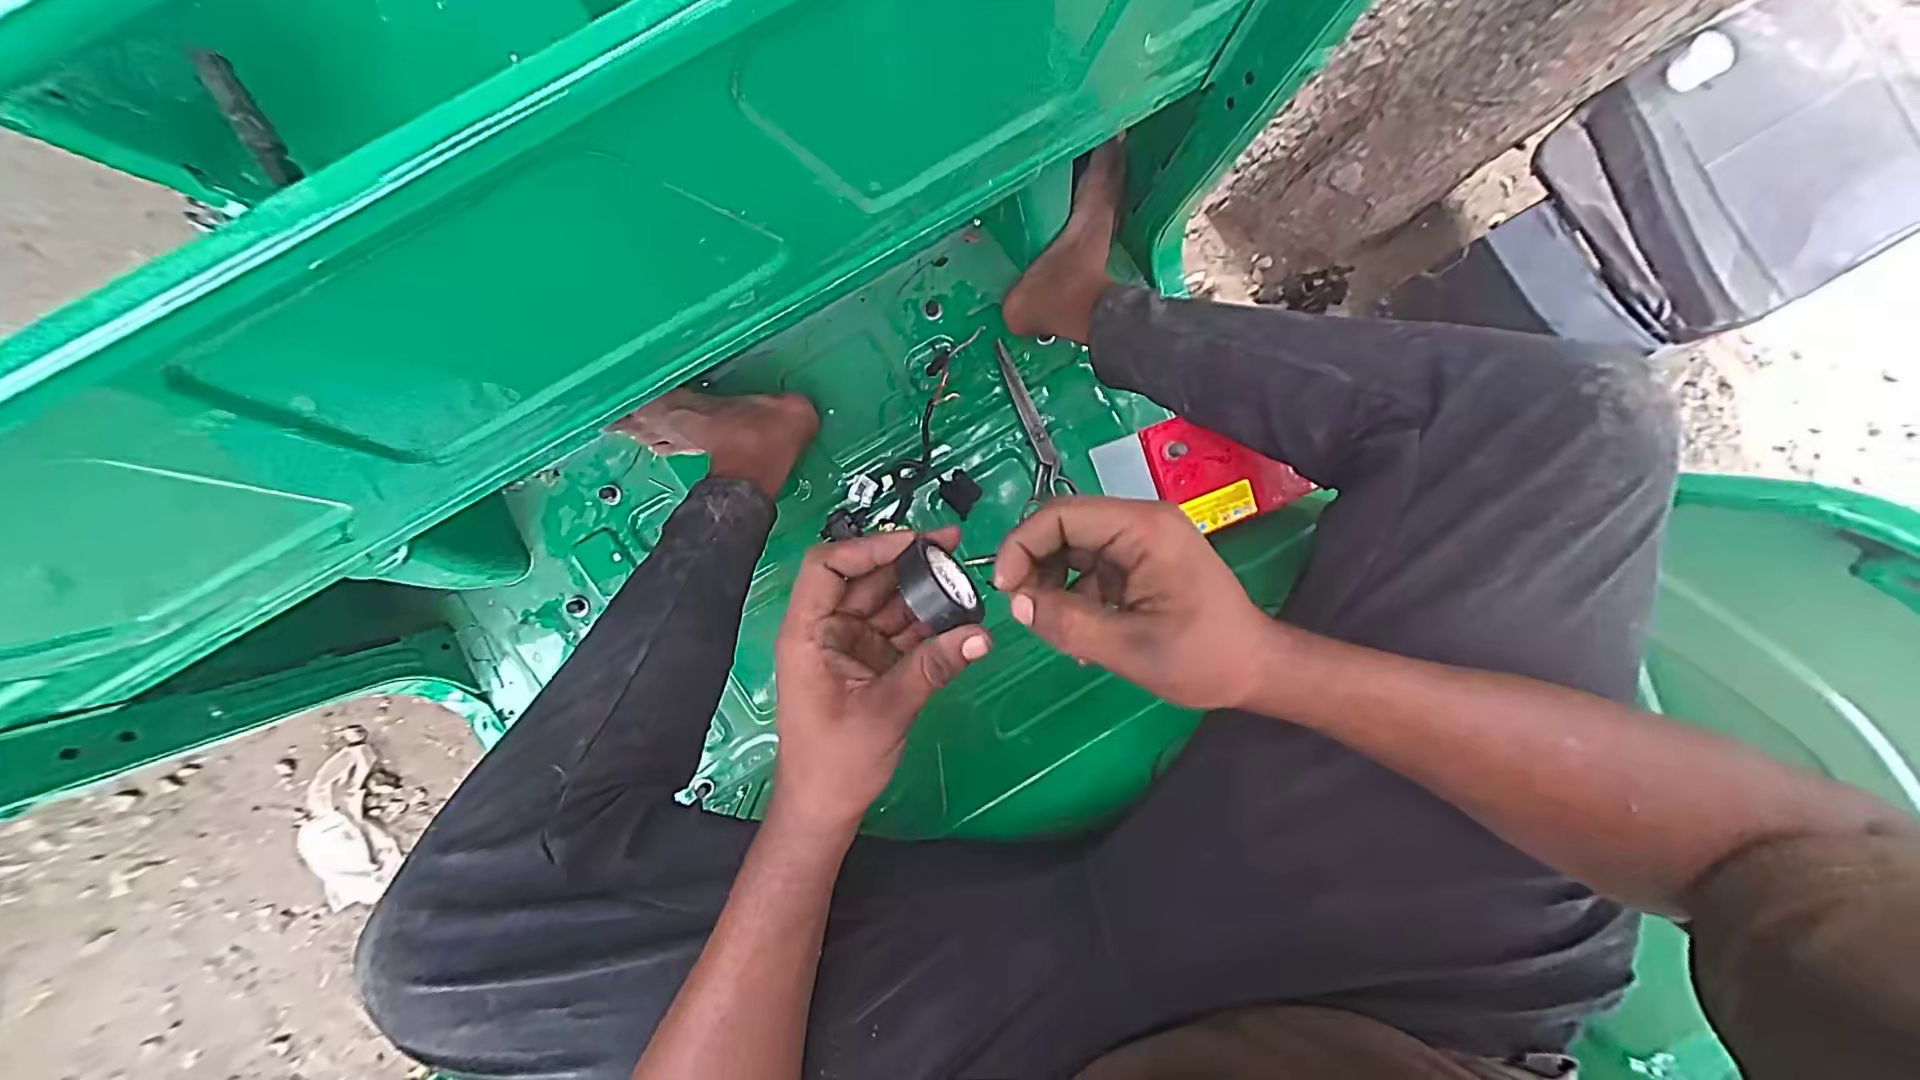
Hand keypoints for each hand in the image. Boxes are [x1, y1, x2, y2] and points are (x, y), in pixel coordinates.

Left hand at [773, 528, 992, 830]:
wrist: (826, 808)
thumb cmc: (836, 762)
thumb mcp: (886, 710)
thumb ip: (933, 667)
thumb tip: (982, 636)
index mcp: (807, 633)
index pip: (827, 567)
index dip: (868, 548)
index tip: (914, 545)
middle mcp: (827, 629)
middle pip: (864, 578)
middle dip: (907, 561)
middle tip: (952, 547)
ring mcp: (850, 643)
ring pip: (887, 601)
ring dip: (922, 590)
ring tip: (962, 576)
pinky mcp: (871, 660)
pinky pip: (901, 629)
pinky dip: (928, 622)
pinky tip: (957, 612)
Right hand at [992, 497, 1282, 709]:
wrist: (1257, 668)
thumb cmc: (1204, 658)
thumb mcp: (1129, 648)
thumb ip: (1067, 623)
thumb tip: (1016, 605)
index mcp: (1143, 529)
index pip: (1060, 515)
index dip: (1021, 547)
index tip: (1003, 589)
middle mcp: (1140, 522)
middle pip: (1063, 527)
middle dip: (1034, 567)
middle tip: (1025, 610)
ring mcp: (1141, 539)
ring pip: (1072, 547)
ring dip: (1053, 583)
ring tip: (1056, 627)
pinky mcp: (1140, 558)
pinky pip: (1089, 565)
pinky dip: (1074, 593)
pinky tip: (1081, 630)